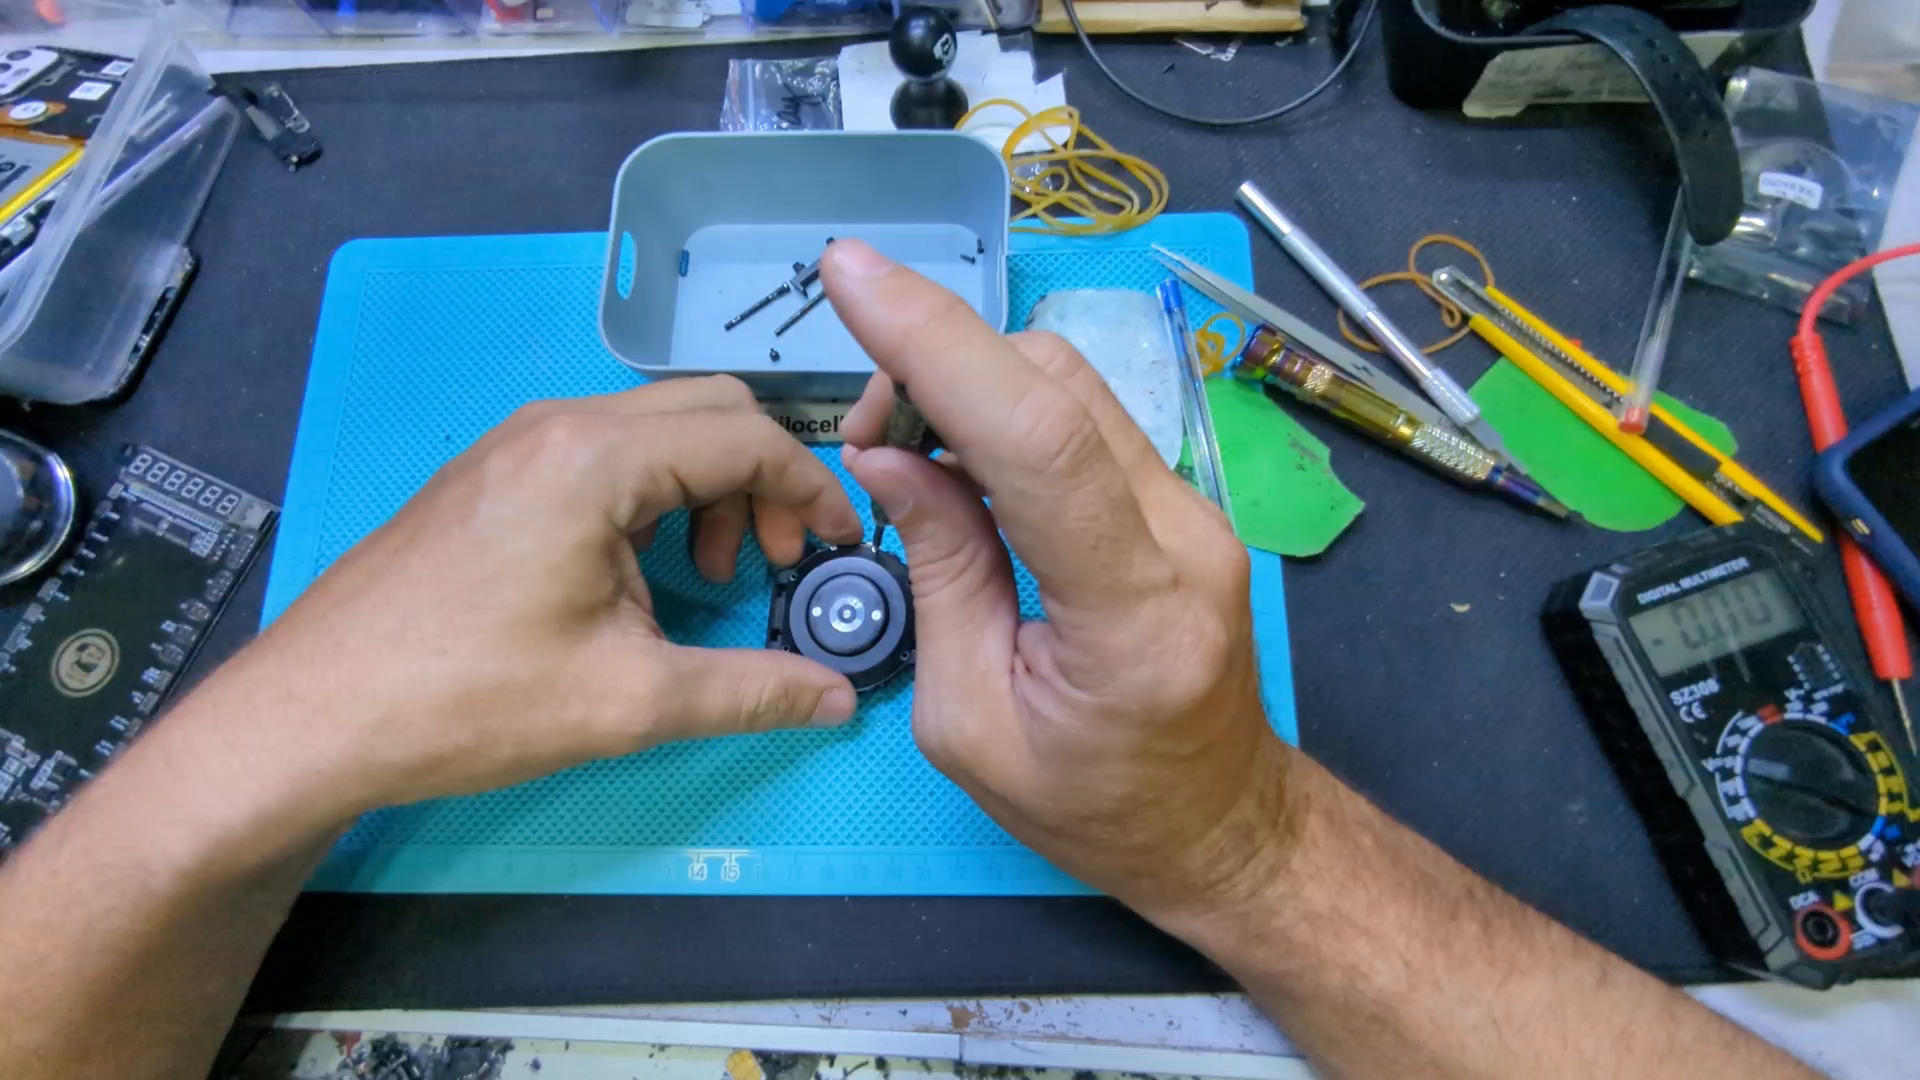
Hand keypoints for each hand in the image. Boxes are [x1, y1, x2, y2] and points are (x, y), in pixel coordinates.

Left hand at [202, 378, 864, 822]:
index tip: (837, 546)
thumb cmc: (469, 701)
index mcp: (597, 459)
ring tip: (709, 572)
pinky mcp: (505, 470)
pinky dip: (666, 493)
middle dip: (765, 480)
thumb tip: (841, 701)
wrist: (303, 723)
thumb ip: (755, 691)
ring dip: (715, 487)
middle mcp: (563, 423)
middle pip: (713, 411)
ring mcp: (526, 441)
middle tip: (770, 560)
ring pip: (666, 426)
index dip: (812, 488)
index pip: (748, 439)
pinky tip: (649, 566)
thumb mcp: (632, 702)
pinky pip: (619, 450)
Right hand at [822, 239, 1298, 916]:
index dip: (938, 342)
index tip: (852, 274)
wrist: (1218, 825)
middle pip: (1054, 385)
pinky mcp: (1181, 506)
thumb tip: (890, 455)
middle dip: (936, 366)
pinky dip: (1006, 417)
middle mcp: (1182, 536)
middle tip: (866, 432)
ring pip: (1071, 388)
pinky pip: (1084, 423)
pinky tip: (963, 462)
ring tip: (906, 449)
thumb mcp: (970, 721)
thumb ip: (939, 574)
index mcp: (1130, 614)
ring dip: (970, 386)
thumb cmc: (1091, 806)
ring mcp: (1193, 512)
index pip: (1037, 438)